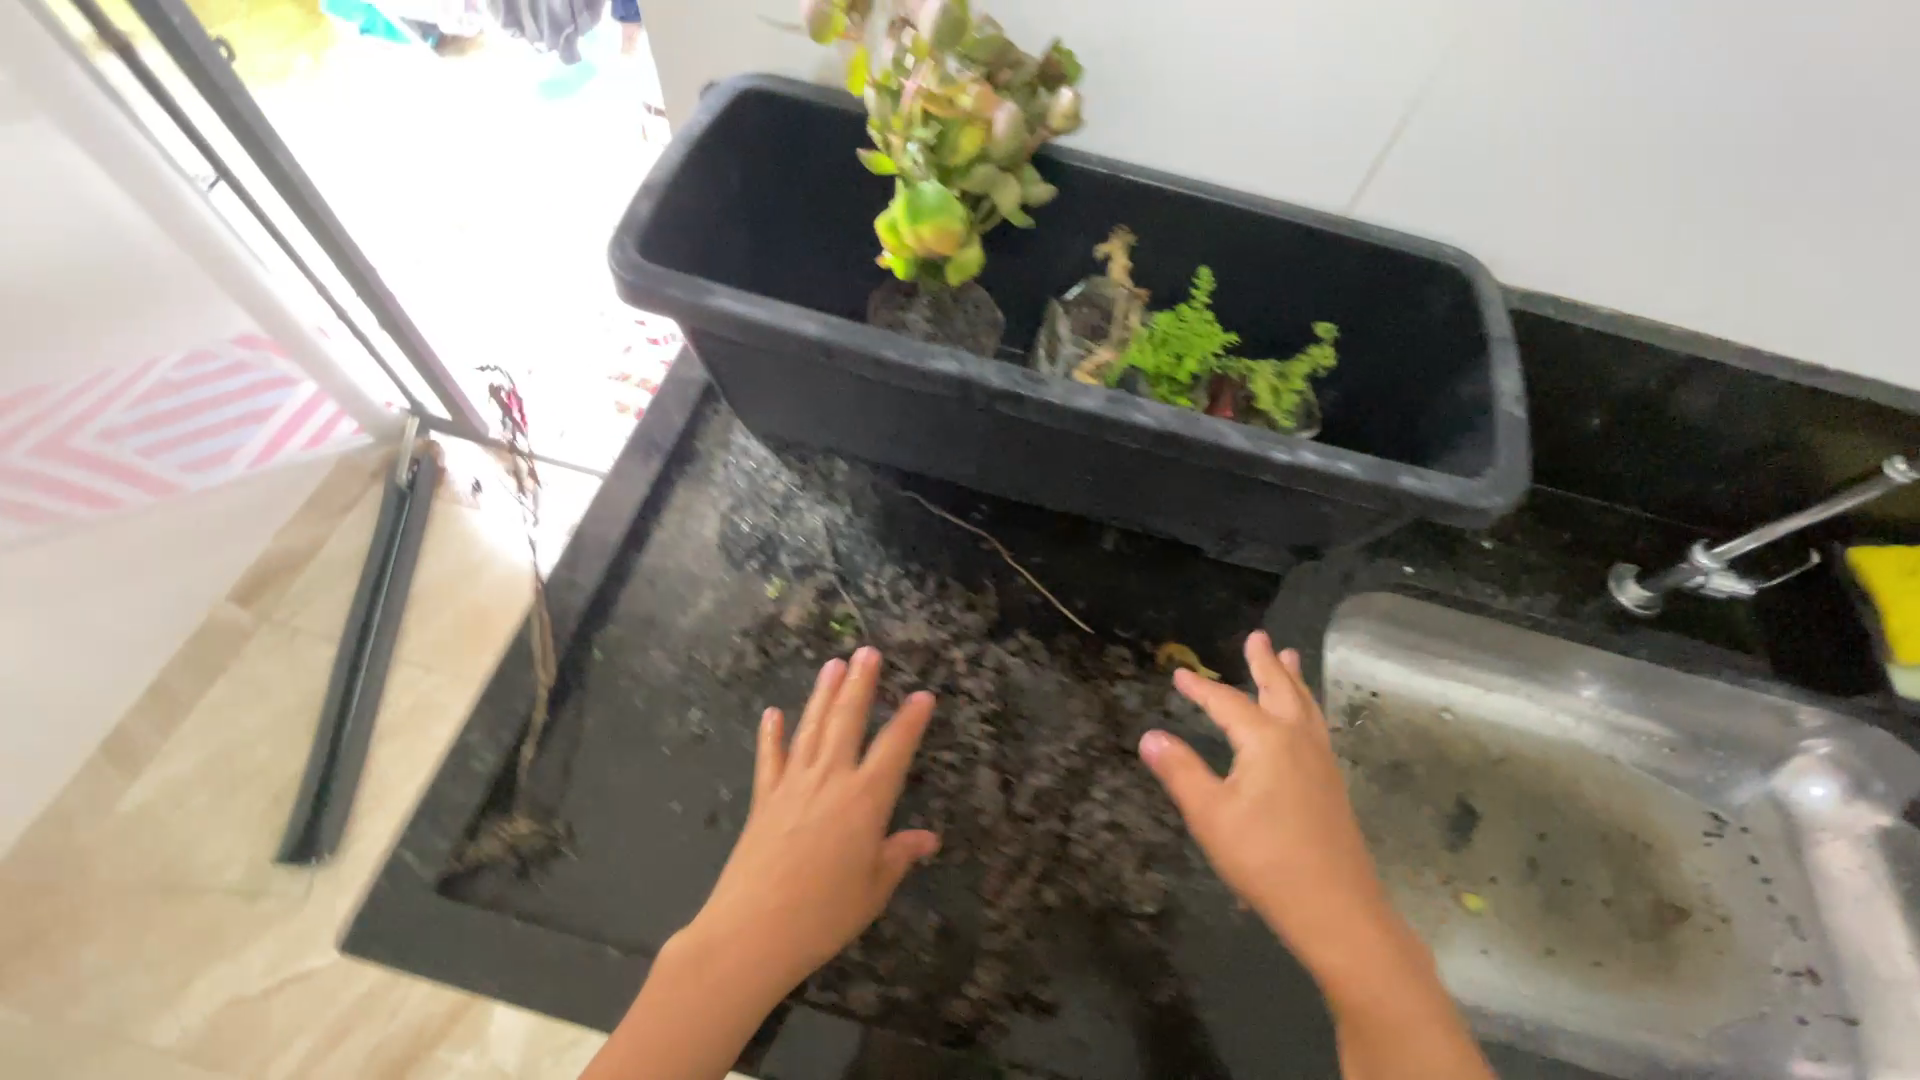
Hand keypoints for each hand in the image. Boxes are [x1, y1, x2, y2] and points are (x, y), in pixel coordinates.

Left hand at [684, 646, 939, 993]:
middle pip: (848, 721)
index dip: (910, 720)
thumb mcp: (874, 889)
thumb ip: (898, 855)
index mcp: (866, 800)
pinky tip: (773, 713)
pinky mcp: (763, 800)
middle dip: (860, 684)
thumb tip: (928, 838)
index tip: (922, 695)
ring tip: (833, 664)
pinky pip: (770, 759)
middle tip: (867, 651)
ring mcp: (792, 785)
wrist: (752, 931)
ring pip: (812, 728)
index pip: (895, 748)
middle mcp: (831, 780)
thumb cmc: (824, 914)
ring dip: (823, 694)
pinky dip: (771, 735)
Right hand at [1139, 631, 1391, 968]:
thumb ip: (1180, 771)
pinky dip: (1307, 706)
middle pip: (1281, 690)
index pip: (1228, 704)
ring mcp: (1322, 763)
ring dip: (1294, 680)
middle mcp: (1299, 741)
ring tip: (1291, 657)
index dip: (1201, 689)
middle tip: (1259, 637)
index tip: (1180, 675)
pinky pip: (1317, 726)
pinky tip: (1306, 720)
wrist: (1336, 909)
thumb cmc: (1265, 859)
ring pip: (1307, 707)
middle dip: (1265, 663)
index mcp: (1267, 741)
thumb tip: (1150, 736)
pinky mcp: (1332, 785)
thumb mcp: (1210, 815)